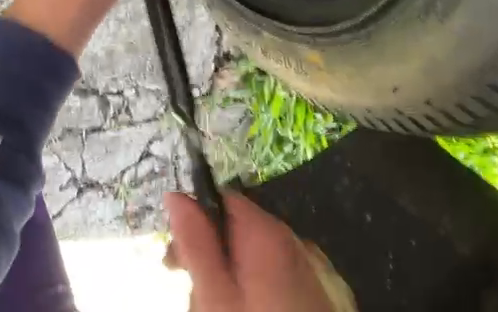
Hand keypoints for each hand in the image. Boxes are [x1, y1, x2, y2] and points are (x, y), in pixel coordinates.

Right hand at [166, 190, 354, 311]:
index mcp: (268, 233)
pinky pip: (278, 281)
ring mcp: (313, 273)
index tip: (175, 258)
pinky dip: (258, 293)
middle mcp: (295, 242)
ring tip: (216, 309)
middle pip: (239, 230)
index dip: (193, 221)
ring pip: (256, 260)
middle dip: (210, 255)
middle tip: (192, 293)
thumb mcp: (214, 296)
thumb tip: (176, 195)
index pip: (222, 199)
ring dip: (231, 279)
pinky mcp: (321, 300)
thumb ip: (195, 243)